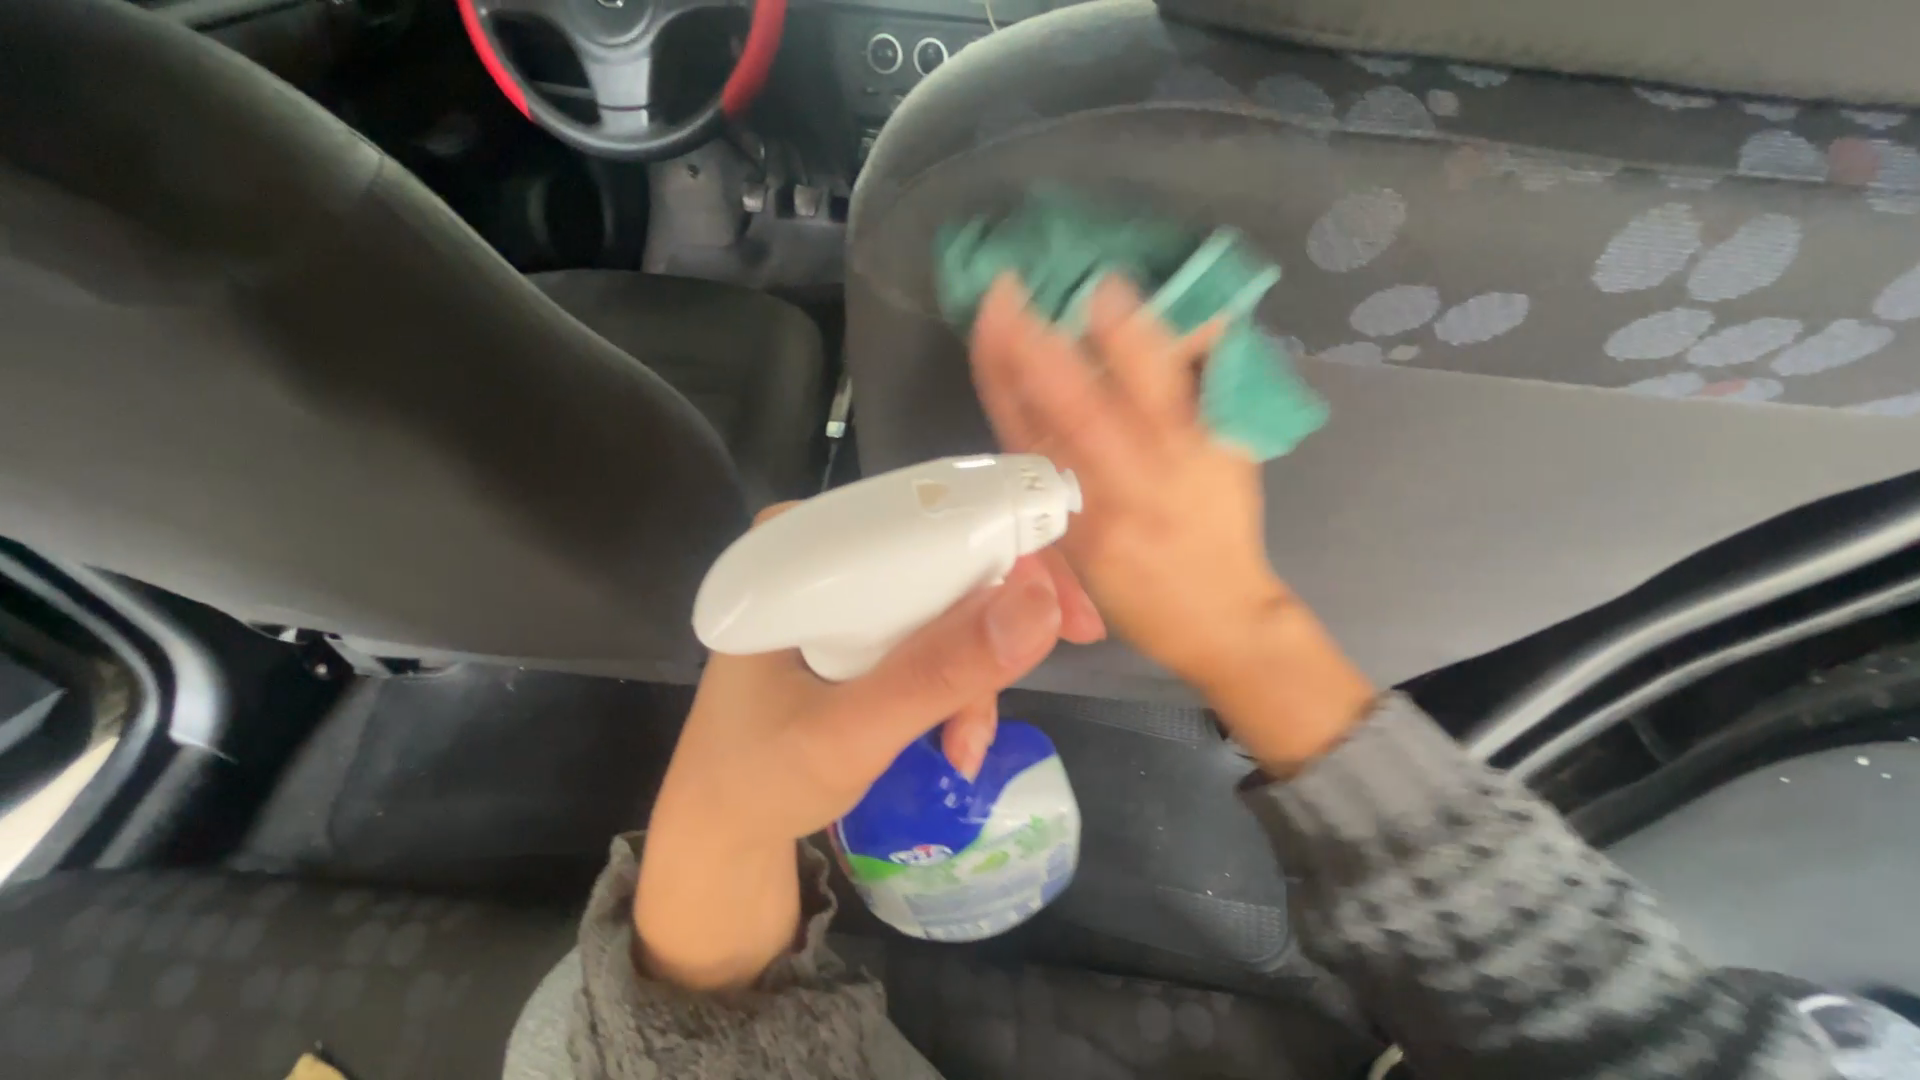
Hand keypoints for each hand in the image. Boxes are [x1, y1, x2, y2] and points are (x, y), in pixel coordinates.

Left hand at [636, 541, 1072, 989]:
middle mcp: (823, 556)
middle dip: (1000, 621)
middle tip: (1064, 649)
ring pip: (946, 603)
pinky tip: (956, 741)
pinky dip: (957, 687)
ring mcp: (841, 596)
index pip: (920, 517)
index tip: (1063, 605)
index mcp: (799, 547)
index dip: (1003, 549)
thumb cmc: (759, 780)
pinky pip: (931, 639)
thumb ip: (938, 674)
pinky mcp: (857, 634)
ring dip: (977, 672)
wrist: (721, 835)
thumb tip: (1039, 605)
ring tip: (967, 744)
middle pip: (941, 557)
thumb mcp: (850, 731)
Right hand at [969, 275, 1374, 769]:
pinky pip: (1215, 402)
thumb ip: (1052, 480)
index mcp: (1072, 516)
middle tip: (1016, 292)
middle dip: (1039, 352)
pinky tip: (1202, 315)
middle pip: (1072, 415)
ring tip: (1104, 291)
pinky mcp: (1228, 464)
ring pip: (1144, 404)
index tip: (988, 319)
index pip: (1025, 434)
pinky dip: (1206, 354)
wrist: (1221, 620)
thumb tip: (1032, 399)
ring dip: (1122, 345)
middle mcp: (1119, 494)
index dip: (1001, 375)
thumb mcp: (1077, 549)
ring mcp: (1178, 476)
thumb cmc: (1137, 592)